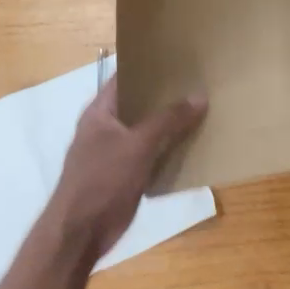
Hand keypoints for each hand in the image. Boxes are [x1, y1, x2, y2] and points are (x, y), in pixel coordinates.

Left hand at [41, 78, 206, 263]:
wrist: (80, 231)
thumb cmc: (101, 180)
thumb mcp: (137, 145)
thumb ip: (168, 120)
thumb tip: (199, 95)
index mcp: (99, 114)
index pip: (124, 79)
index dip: (148, 66)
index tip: (180, 57)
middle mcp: (108, 128)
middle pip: (142, 104)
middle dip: (170, 95)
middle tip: (204, 81)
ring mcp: (118, 152)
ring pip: (152, 129)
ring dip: (176, 123)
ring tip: (208, 108)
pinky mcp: (130, 173)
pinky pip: (157, 152)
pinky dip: (174, 147)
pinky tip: (199, 142)